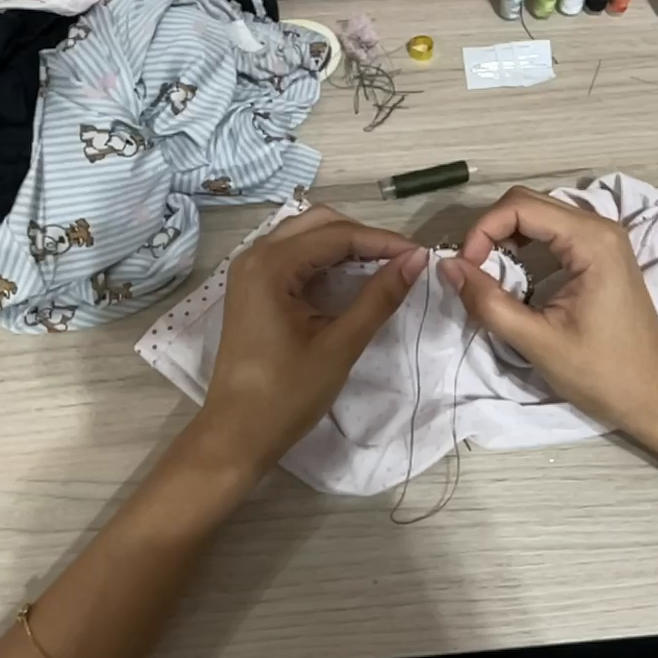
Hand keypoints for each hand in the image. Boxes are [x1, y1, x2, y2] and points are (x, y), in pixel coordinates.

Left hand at [197, 206, 427, 473]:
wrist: (236, 434)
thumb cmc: (286, 394)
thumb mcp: (340, 345)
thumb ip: (378, 298)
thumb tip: (416, 260)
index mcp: (271, 265)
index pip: (337, 235)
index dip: (383, 241)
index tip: (421, 255)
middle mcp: (255, 254)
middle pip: (319, 223)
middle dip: (363, 236)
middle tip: (401, 261)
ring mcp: (250, 268)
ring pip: (306, 234)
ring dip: (344, 244)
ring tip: (382, 266)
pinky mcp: (252, 285)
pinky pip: (294, 254)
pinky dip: (324, 258)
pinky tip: (350, 277)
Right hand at [438, 186, 657, 436]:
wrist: (656, 397)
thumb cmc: (603, 373)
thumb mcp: (537, 341)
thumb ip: (488, 301)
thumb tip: (447, 267)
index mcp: (591, 240)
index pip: (520, 206)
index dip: (483, 231)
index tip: (465, 269)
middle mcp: (599, 227)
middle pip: (527, 202)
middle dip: (490, 230)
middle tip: (471, 270)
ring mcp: (602, 238)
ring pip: (536, 213)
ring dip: (504, 236)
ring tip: (487, 273)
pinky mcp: (599, 252)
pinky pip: (550, 230)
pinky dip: (523, 243)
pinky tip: (514, 273)